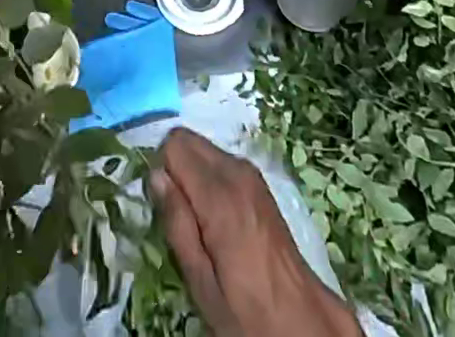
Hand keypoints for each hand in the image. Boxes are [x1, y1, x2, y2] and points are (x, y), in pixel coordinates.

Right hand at [151, 128, 362, 336]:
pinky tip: (213, 216)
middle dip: (173, 166)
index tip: (160, 204)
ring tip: (195, 219)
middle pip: (188, 138)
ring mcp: (251, 173)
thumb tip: (155, 177)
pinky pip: (220, 160)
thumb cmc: (244, 307)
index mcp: (219, 195)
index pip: (174, 145)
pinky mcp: (258, 181)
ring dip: (190, 172)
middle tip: (174, 212)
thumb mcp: (200, 279)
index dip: (160, 170)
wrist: (299, 316)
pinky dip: (208, 177)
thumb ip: (176, 222)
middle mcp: (236, 172)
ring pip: (204, 148)